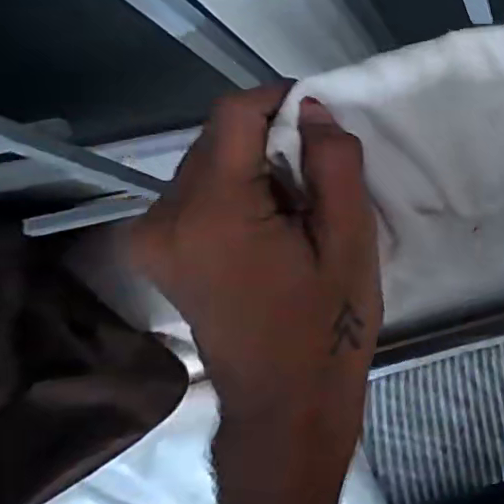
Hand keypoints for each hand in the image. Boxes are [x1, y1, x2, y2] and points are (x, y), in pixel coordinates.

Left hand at [130, 83, 380, 446]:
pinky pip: (201, 189)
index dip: (281, 99)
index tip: (325, 118)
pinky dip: (242, 187)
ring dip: (259, 163)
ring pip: (210, 159)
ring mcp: (152, 237)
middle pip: (219, 136)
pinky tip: (275, 223)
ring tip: (303, 205)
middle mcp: (163, 217)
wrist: (285, 403)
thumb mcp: (351, 238)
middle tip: (324, 174)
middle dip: (274, 137)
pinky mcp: (158, 251)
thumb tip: (313, 111)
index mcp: (212, 213)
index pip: (234, 114)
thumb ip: (334, 164)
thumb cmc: (327, 323)